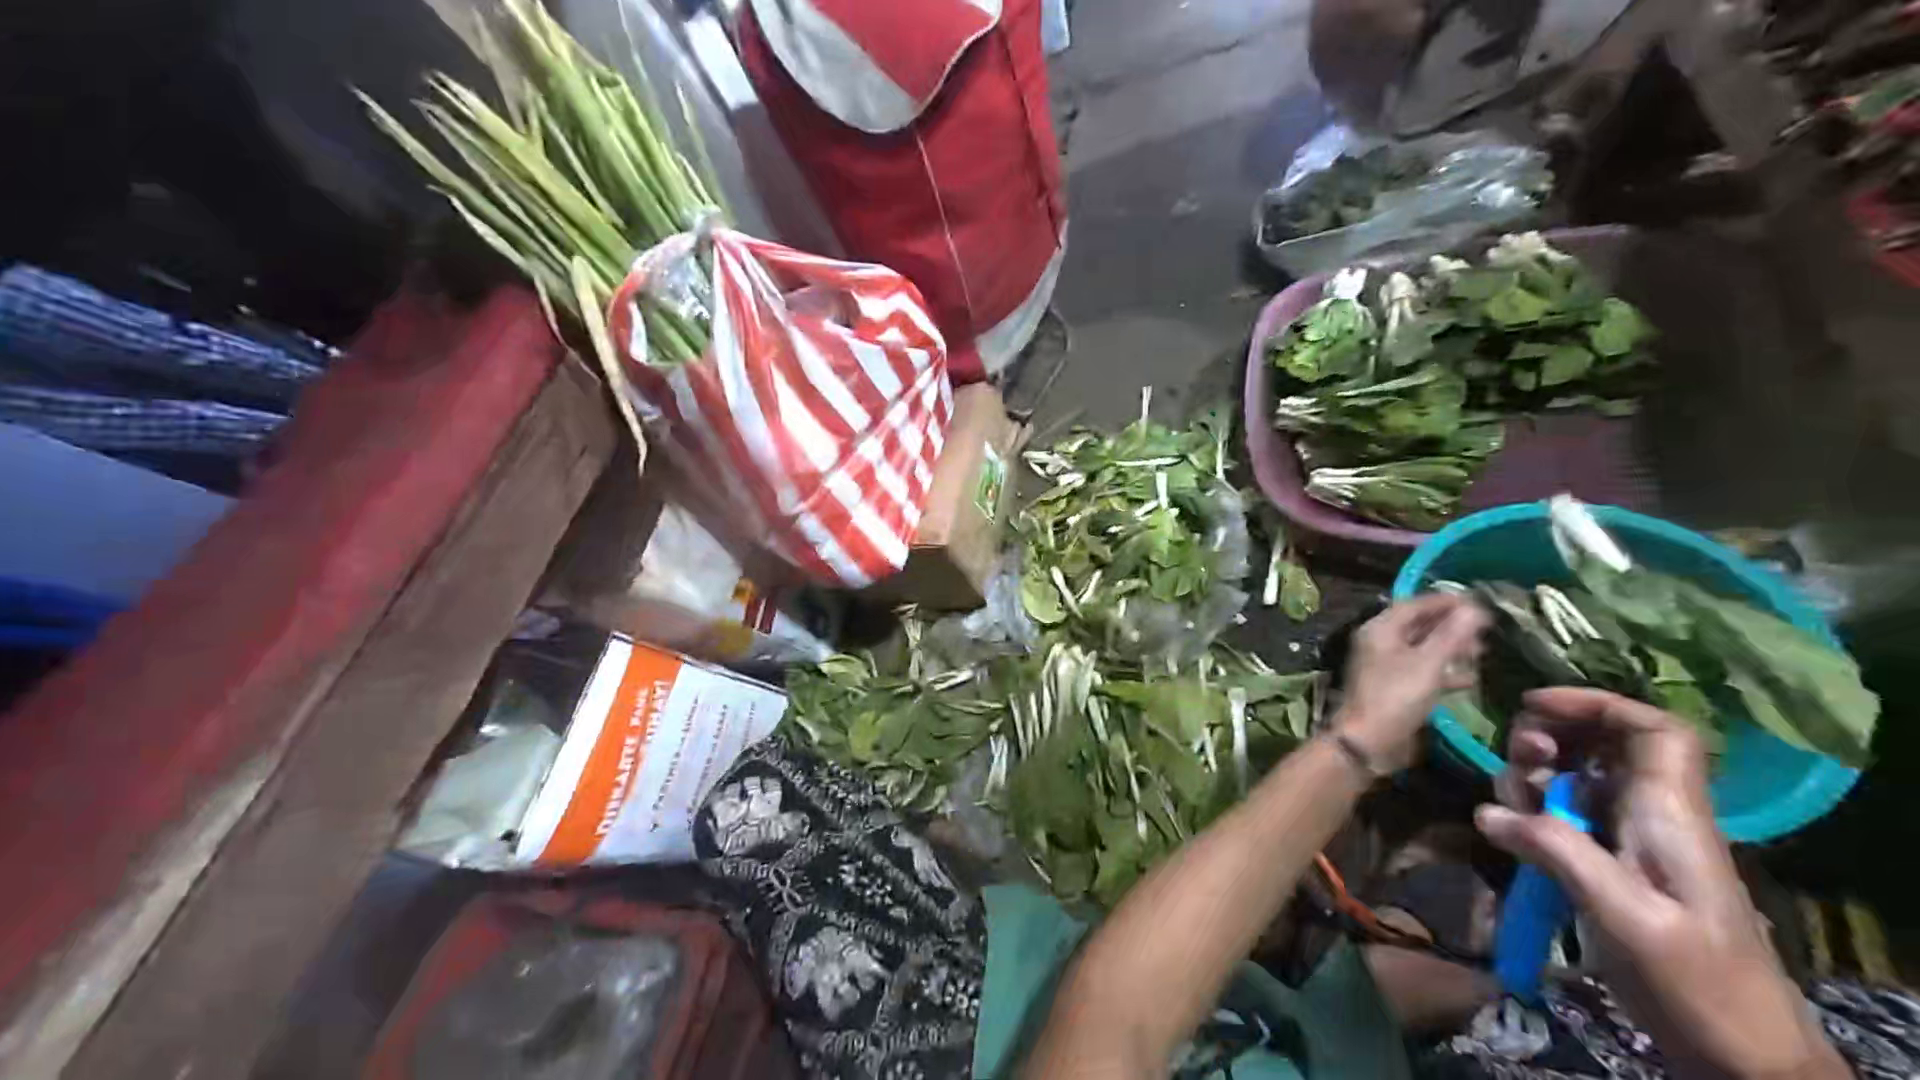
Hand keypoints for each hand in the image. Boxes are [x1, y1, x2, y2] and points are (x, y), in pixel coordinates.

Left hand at [1335, 594, 1485, 771]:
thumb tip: (1475, 608)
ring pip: (1421, 648)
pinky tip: (1470, 678)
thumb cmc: (1396, 696)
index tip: (1479, 602)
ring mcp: (1385, 665)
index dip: (1445, 601)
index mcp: (1379, 629)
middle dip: (1451, 625)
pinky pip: (1422, 670)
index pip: (1413, 605)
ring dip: (1451, 647)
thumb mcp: (1428, 663)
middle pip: (1418, 625)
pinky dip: (1444, 670)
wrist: (1369, 740)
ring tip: (1483, 650)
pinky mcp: (1394, 686)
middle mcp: (1379, 642)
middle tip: (1487, 628)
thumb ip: (1451, 635)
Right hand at [1476, 688, 1846, 1079]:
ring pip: (1575, 776)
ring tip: (1511, 805)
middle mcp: (1652, 815)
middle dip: (1548, 737)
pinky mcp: (1612, 863)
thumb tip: (1489, 812)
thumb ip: (1558, 852)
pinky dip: (1531, 810)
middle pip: (1602, 744)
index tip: (1535, 707)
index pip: (1652, 730)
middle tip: (1520, 761)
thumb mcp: (1625, 916)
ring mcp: (1631, 840)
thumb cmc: (1696, 982)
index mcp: (1670, 815)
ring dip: (1532, 775)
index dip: (1596, 704)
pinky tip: (1513, 831)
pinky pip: (1564, 813)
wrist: (1740, 1055)